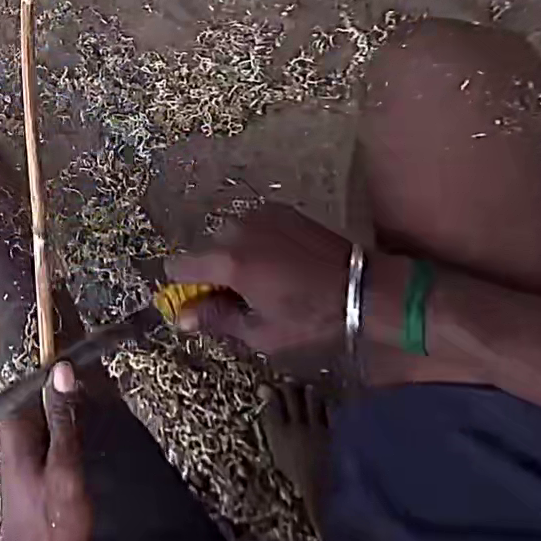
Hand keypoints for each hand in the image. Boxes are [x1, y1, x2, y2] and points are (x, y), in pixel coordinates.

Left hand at [0, 362, 91, 540]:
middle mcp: (13, 425)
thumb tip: (62, 368)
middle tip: (95, 365)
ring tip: (94, 389)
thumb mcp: (63, 467)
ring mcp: (20, 439)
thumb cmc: (48, 523)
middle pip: (41, 386)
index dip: (58, 354)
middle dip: (67, 377)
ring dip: (69, 399)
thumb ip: (62, 417)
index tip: (83, 342)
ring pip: (47, 404)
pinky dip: (67, 418)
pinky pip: (49, 421)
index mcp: (14, 421)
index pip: (35, 372)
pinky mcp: (30, 453)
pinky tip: (83, 418)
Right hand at [165, 202, 360, 355]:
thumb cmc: (311, 318)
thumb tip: (181, 317)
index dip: (183, 285)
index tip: (202, 300)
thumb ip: (216, 319)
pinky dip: (256, 240)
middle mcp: (234, 230)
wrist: (362, 287)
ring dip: (236, 254)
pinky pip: (251, 224)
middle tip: (245, 294)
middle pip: (205, 251)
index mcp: (227, 262)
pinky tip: (281, 258)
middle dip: (215, 272)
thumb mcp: (261, 332)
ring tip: (268, 274)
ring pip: (228, 236)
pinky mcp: (277, 208)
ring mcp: (256, 214)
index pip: (178, 266)